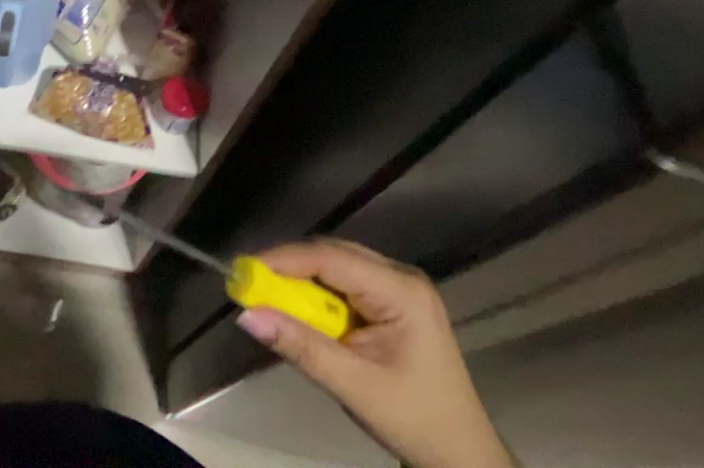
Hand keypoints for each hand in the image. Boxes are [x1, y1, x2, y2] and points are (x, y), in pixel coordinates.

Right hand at [236, 240, 512, 467]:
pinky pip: (345, 284)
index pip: (331, 259)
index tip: (243, 272)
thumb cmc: (413, 419)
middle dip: (289, 268)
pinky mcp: (393, 303)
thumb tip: (246, 316)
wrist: (460, 454)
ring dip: (302, 280)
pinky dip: (318, 293)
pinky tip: (300, 310)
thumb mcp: (353, 386)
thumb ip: (300, 347)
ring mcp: (400, 289)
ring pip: (337, 266)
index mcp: (402, 292)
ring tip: (268, 297)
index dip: (284, 260)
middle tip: (250, 284)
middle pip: (333, 255)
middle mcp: (402, 278)